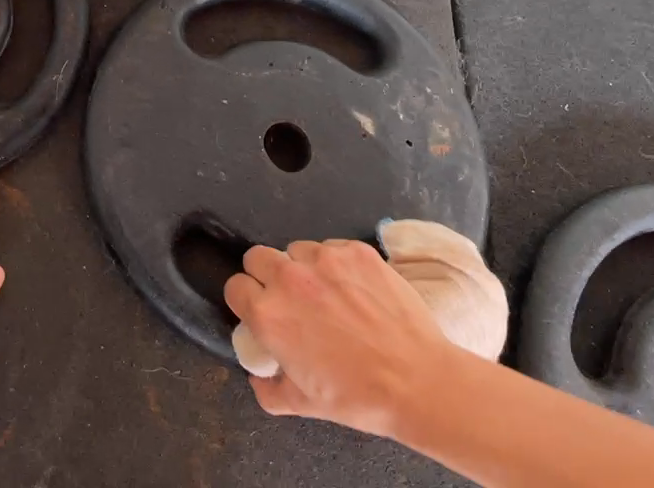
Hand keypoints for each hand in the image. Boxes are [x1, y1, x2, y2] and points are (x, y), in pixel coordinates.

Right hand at [223, 238, 457, 437]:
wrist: (419, 382)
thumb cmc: (358, 397)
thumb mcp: (302, 405)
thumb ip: (267, 388)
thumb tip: (259, 376)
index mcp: (268, 314)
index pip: (234, 286)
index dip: (246, 300)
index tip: (260, 311)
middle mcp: (288, 278)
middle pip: (257, 257)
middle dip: (266, 275)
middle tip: (290, 298)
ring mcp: (324, 259)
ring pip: (296, 250)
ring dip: (303, 268)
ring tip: (328, 294)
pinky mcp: (356, 251)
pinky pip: (332, 248)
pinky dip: (337, 264)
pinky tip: (355, 289)